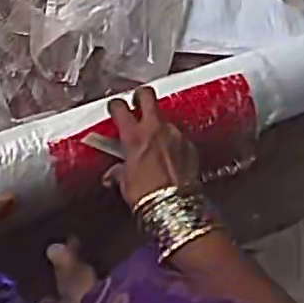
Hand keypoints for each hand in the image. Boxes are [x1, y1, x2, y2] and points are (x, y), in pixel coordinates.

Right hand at [102, 85, 198, 207]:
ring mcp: (175, 134)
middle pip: (148, 95)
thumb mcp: (126, 183)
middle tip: (137, 100)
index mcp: (134, 136)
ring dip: (158, 125)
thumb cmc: (149, 196)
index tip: (115, 107)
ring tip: (154, 140)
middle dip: (141, 95)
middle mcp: (155, 129)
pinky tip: (169, 156)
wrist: (176, 207)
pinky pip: (178, 136)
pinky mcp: (189, 144)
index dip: (116, 105)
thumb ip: (119, 171)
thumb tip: (114, 173)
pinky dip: (172, 142)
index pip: (120, 108)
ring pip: (165, 118)